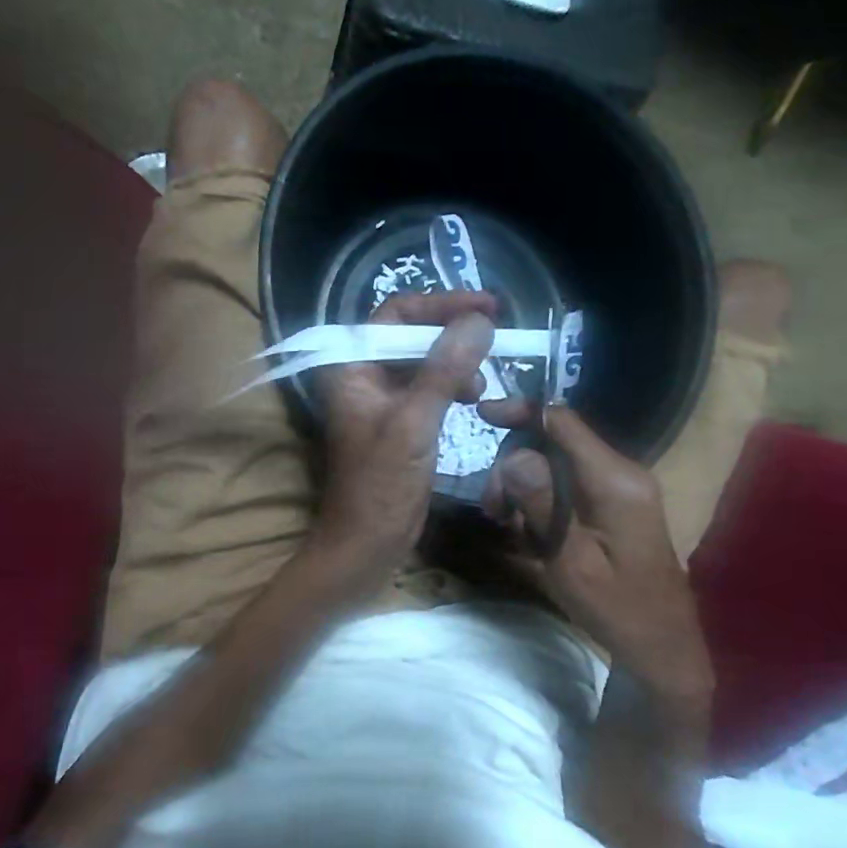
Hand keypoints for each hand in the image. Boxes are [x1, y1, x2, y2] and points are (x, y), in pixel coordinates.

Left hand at [312, 291, 497, 581]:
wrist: (366, 543)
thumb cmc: (380, 485)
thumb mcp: (413, 424)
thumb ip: (443, 369)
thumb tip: (479, 321)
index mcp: (352, 368)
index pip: (394, 314)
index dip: (439, 304)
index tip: (486, 306)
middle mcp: (363, 377)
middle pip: (410, 334)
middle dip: (452, 333)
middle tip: (495, 338)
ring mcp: (382, 401)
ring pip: (424, 362)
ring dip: (456, 363)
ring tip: (479, 385)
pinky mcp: (400, 423)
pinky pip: (429, 389)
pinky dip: (452, 386)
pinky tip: (472, 398)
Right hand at [478, 403, 711, 701]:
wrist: (660, 644)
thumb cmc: (615, 607)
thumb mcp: (569, 559)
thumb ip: (543, 503)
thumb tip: (515, 455)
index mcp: (615, 481)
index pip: (563, 422)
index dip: (521, 412)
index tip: (481, 415)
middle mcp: (621, 473)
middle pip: (553, 443)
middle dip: (514, 466)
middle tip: (492, 509)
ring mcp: (619, 488)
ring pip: (555, 464)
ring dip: (523, 487)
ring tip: (507, 527)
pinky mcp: (614, 505)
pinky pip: (567, 485)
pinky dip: (539, 501)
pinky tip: (528, 534)